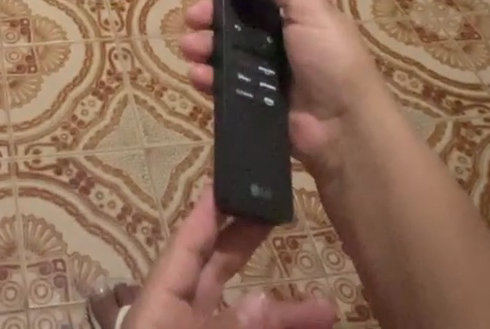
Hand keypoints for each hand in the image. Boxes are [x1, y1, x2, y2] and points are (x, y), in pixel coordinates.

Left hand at [125, 186, 335, 328]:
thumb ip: (225, 327)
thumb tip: (263, 298)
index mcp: (161, 299)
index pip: (187, 242)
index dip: (208, 210)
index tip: (229, 176)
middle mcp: (181, 313)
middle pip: (218, 269)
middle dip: (249, 242)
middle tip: (278, 212)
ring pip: (245, 315)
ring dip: (285, 312)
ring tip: (328, 308)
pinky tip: (311, 328)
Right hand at [180, 0, 382, 174]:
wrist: (343, 127)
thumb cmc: (331, 60)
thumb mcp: (311, 10)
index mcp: (293, 15)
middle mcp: (276, 41)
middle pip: (232, 21)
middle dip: (209, 15)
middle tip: (193, 17)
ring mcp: (262, 72)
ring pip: (222, 52)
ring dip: (202, 45)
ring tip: (190, 48)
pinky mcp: (251, 99)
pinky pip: (222, 84)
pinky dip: (205, 77)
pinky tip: (197, 73)